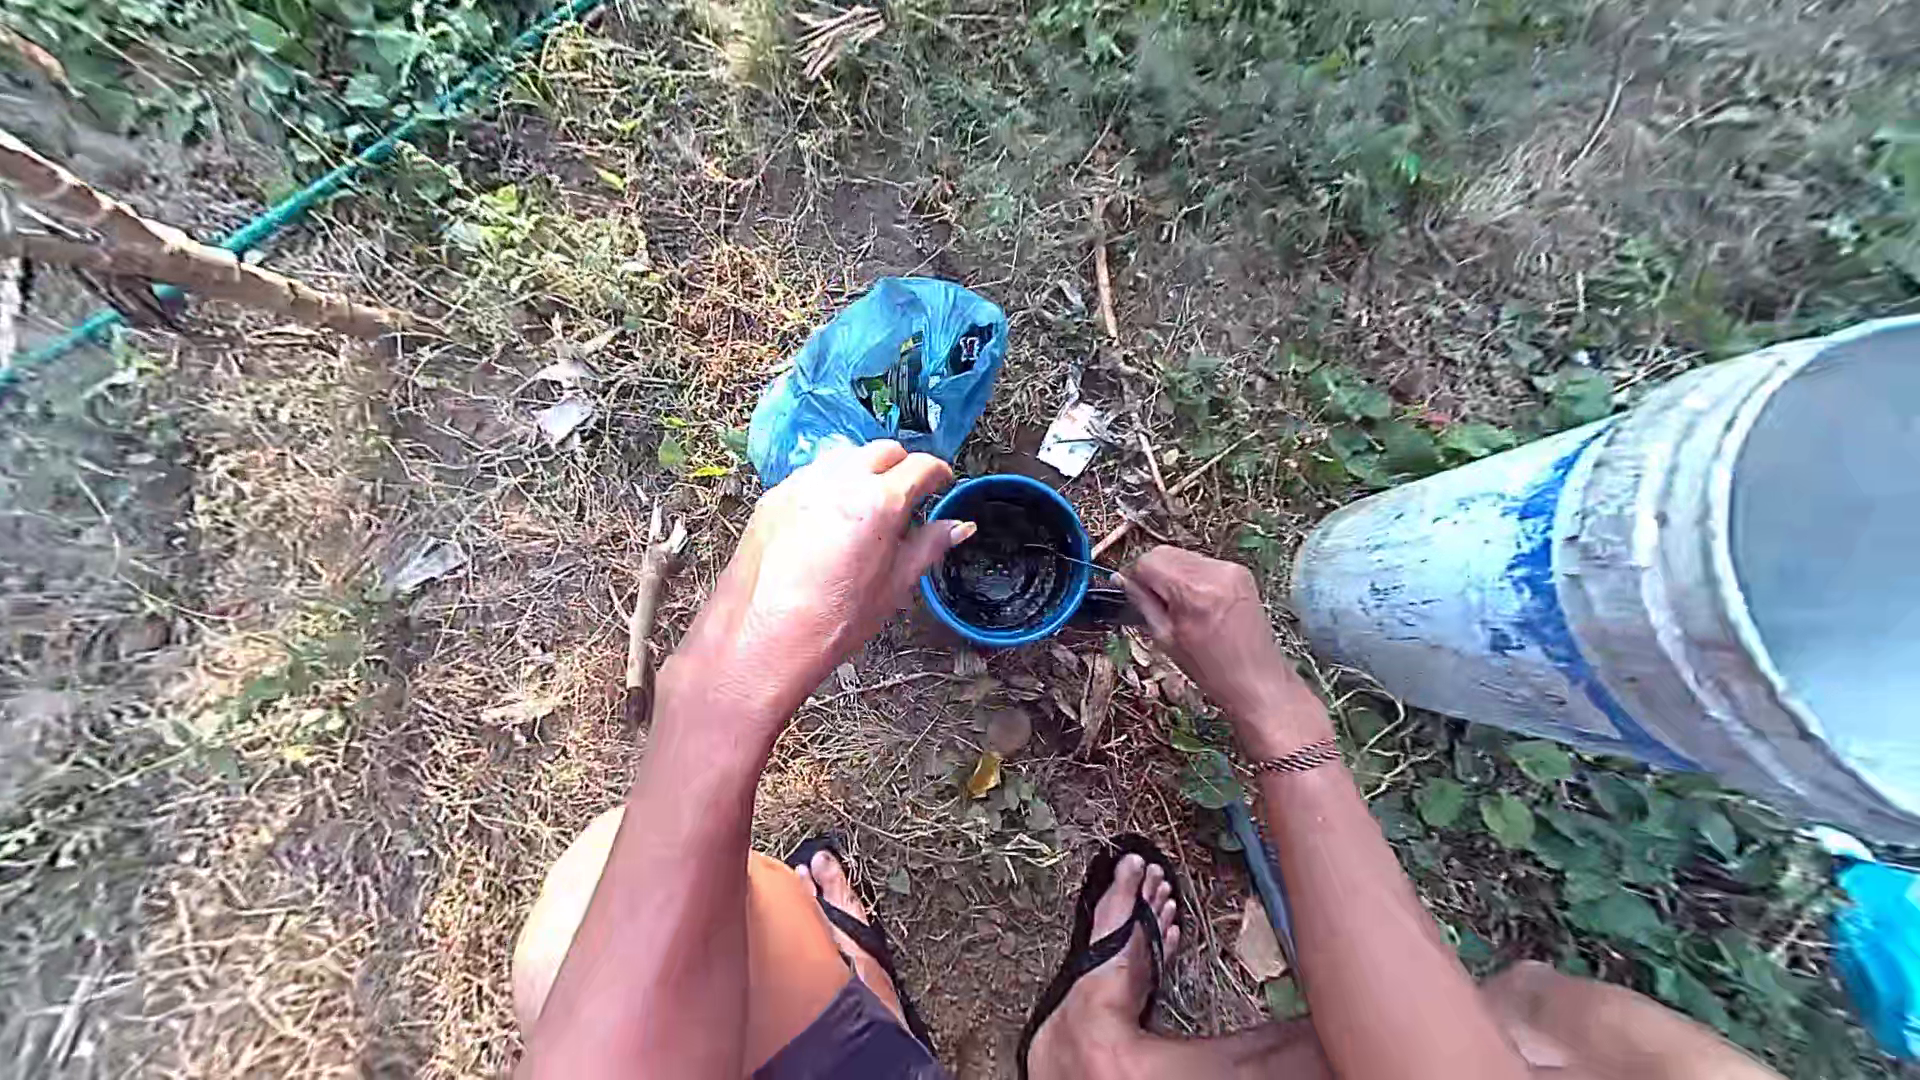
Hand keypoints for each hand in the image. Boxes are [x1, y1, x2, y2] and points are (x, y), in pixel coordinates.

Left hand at [658, 441, 970, 729]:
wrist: (760, 639)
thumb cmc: (833, 621)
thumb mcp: (894, 586)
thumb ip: (929, 546)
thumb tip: (959, 526)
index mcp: (878, 504)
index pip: (919, 466)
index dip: (938, 472)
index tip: (941, 482)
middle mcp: (839, 482)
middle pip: (883, 450)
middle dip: (903, 465)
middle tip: (910, 493)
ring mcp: (802, 484)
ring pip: (846, 455)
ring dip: (867, 467)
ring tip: (871, 502)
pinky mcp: (775, 495)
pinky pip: (814, 472)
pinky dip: (833, 480)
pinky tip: (834, 513)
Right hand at [1117, 546, 1329, 759]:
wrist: (1257, 680)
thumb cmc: (1211, 668)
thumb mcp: (1165, 638)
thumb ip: (1142, 602)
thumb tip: (1123, 580)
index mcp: (1193, 591)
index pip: (1147, 561)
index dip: (1134, 576)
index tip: (1130, 590)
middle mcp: (1214, 573)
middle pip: (1163, 553)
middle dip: (1151, 572)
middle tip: (1151, 599)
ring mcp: (1230, 570)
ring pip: (1180, 555)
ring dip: (1170, 573)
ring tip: (1176, 604)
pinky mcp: (1239, 572)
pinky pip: (1200, 563)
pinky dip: (1189, 575)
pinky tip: (1194, 601)